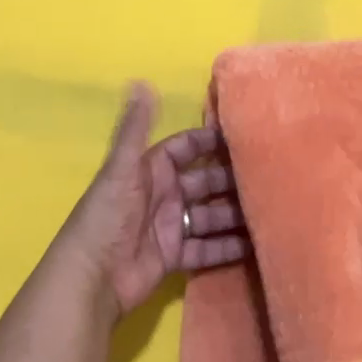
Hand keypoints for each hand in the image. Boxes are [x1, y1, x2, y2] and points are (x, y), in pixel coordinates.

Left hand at [59, 82, 248, 315]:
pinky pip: (206, 249)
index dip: (211, 141)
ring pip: (210, 216)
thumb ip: (135, 128)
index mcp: (150, 170)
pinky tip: (256, 246)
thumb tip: (142, 81)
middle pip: (204, 182)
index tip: (245, 136)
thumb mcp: (121, 169)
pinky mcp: (174, 258)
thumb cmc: (107, 218)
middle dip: (231, 180)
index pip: (186, 148)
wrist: (91, 280)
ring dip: (234, 215)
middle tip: (270, 177)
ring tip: (270, 211)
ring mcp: (169, 227)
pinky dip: (227, 248)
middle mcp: (162, 195)